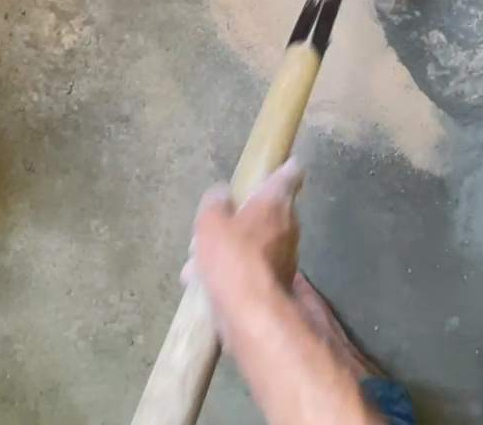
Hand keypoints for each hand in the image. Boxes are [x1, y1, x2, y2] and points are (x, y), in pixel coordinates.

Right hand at [186, 160, 303, 311]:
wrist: (251, 315)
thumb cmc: (232, 257)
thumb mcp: (210, 222)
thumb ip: (215, 203)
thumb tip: (222, 195)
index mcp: (276, 202)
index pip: (290, 175)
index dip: (284, 169)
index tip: (278, 167)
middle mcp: (287, 225)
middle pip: (264, 211)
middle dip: (235, 218)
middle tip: (208, 229)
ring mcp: (285, 255)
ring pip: (254, 242)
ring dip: (228, 248)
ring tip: (193, 265)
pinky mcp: (277, 283)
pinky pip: (251, 267)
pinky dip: (232, 271)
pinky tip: (203, 285)